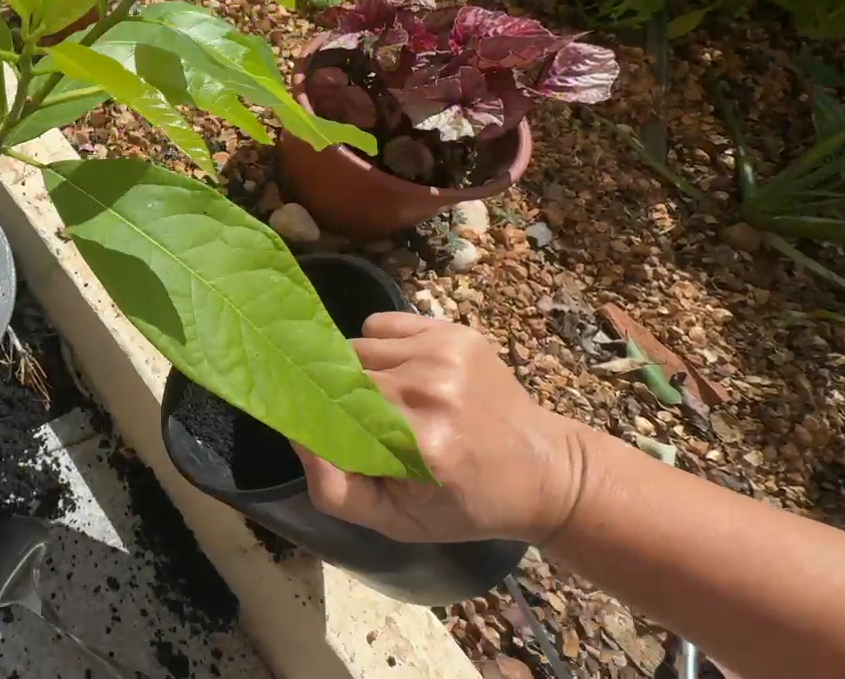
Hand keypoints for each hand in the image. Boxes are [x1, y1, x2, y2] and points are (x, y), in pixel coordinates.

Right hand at [294, 312, 590, 544]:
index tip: (325, 428)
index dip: (319, 415)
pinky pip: (380, 324)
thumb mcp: (396, 521)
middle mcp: (431, 388)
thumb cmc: (465, 503)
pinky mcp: (453, 329)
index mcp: (420, 441)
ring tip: (390, 397)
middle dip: (340, 394)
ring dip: (361, 369)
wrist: (549, 472)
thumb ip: (333, 489)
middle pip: (342, 372)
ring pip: (357, 346)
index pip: (331, 409)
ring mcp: (444, 352)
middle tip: (363, 420)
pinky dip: (380, 344)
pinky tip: (405, 371)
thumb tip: (295, 433)